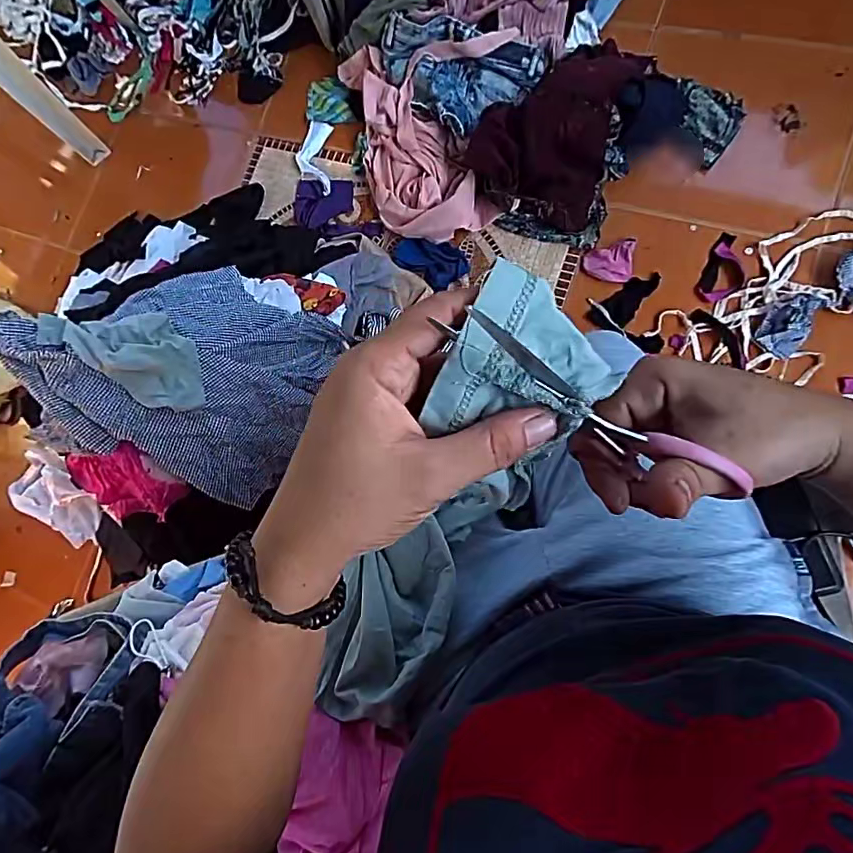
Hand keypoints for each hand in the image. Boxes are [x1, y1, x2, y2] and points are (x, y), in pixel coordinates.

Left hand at [252, 290, 559, 608]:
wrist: (304, 543)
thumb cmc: (358, 504)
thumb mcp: (432, 474)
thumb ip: (491, 445)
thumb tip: (548, 420)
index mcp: (375, 366)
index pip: (433, 315)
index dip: (480, 308)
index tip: (527, 313)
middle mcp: (370, 369)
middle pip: (435, 343)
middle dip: (486, 350)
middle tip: (537, 356)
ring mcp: (370, 394)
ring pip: (431, 373)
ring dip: (472, 381)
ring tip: (525, 383)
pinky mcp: (373, 417)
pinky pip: (420, 397)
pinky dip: (452, 403)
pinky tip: (488, 413)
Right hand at [572, 355, 852, 518]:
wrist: (819, 436)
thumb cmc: (773, 433)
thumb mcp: (723, 459)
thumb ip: (680, 480)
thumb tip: (653, 502)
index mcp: (651, 379)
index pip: (600, 424)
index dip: (603, 466)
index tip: (623, 502)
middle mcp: (648, 388)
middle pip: (608, 439)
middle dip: (622, 477)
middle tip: (652, 504)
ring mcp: (660, 408)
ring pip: (625, 452)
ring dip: (640, 483)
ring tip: (674, 497)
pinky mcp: (673, 427)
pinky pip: (646, 456)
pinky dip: (654, 479)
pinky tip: (678, 488)